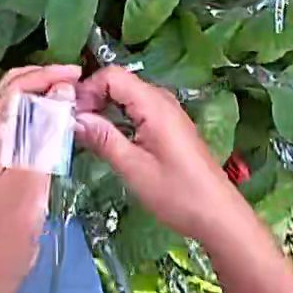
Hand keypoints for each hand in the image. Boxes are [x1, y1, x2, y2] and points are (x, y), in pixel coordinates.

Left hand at [0, 64, 81, 292]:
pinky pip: (21, 128)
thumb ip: (44, 134)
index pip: (15, 87)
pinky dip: (41, 118)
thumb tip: (61, 90)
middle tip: (77, 78)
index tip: (77, 72)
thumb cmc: (7, 232)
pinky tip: (59, 123)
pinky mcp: (0, 165)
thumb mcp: (30, 181)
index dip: (45, 74)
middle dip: (42, 78)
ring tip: (73, 94)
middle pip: (12, 92)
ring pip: (17, 109)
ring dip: (43, 96)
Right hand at [73, 66, 248, 246]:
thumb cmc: (177, 193)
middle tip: (75, 123)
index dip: (88, 88)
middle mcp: (160, 99)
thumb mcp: (133, 168)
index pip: (111, 75)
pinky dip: (117, 115)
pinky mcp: (168, 123)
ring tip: (87, 131)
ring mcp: (166, 110)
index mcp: (153, 104)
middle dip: (93, 97)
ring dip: (103, 106)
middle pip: (118, 81)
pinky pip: (136, 106)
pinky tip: (108, 136)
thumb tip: (73, 118)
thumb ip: (102, 138)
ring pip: (126, 94)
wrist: (219, 217)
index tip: (73, 113)